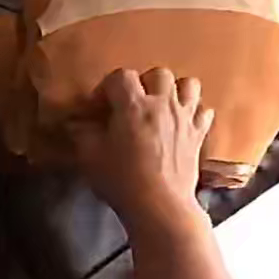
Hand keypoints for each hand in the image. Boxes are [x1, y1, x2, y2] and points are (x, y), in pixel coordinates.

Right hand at [70, 67, 213, 238]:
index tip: (98, 107)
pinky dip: (191, 111)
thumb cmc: (120, 179)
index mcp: (133, 106)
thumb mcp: (89, 157)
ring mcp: (185, 117)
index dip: (106, 88)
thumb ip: (82, 133)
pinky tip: (179, 123)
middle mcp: (163, 104)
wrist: (159, 204)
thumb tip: (76, 122)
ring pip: (188, 84)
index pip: (120, 76)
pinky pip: (202, 110)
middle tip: (129, 105)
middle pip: (158, 74)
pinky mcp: (200, 133)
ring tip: (159, 107)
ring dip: (172, 91)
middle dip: (141, 83)